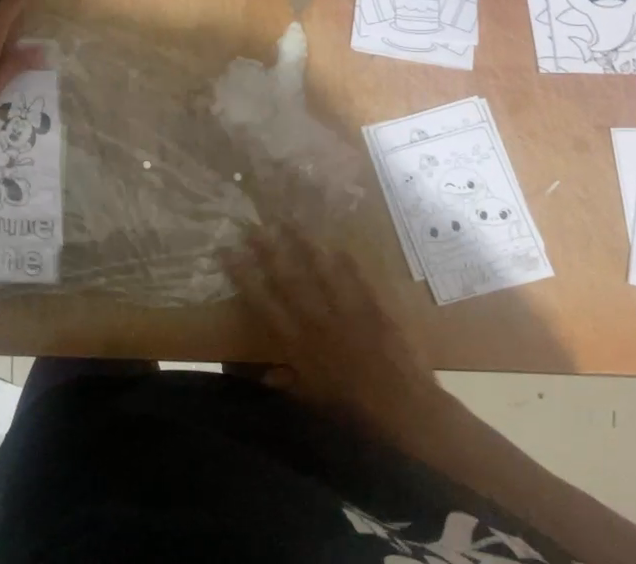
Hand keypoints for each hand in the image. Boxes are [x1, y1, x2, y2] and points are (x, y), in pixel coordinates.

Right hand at [224, 219, 447, 436]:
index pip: (263, 302)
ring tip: (292, 222)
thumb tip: (262, 375)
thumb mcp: (312, 401)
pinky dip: (349, 261)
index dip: (243, 275)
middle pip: (289, 278)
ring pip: (323, 271)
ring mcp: (349, 312)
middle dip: (269, 250)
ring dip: (306, 245)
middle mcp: (319, 321)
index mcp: (298, 344)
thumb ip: (287, 383)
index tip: (228, 252)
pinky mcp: (378, 311)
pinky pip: (360, 279)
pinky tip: (338, 244)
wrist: (407, 413)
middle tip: (255, 226)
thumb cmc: (354, 413)